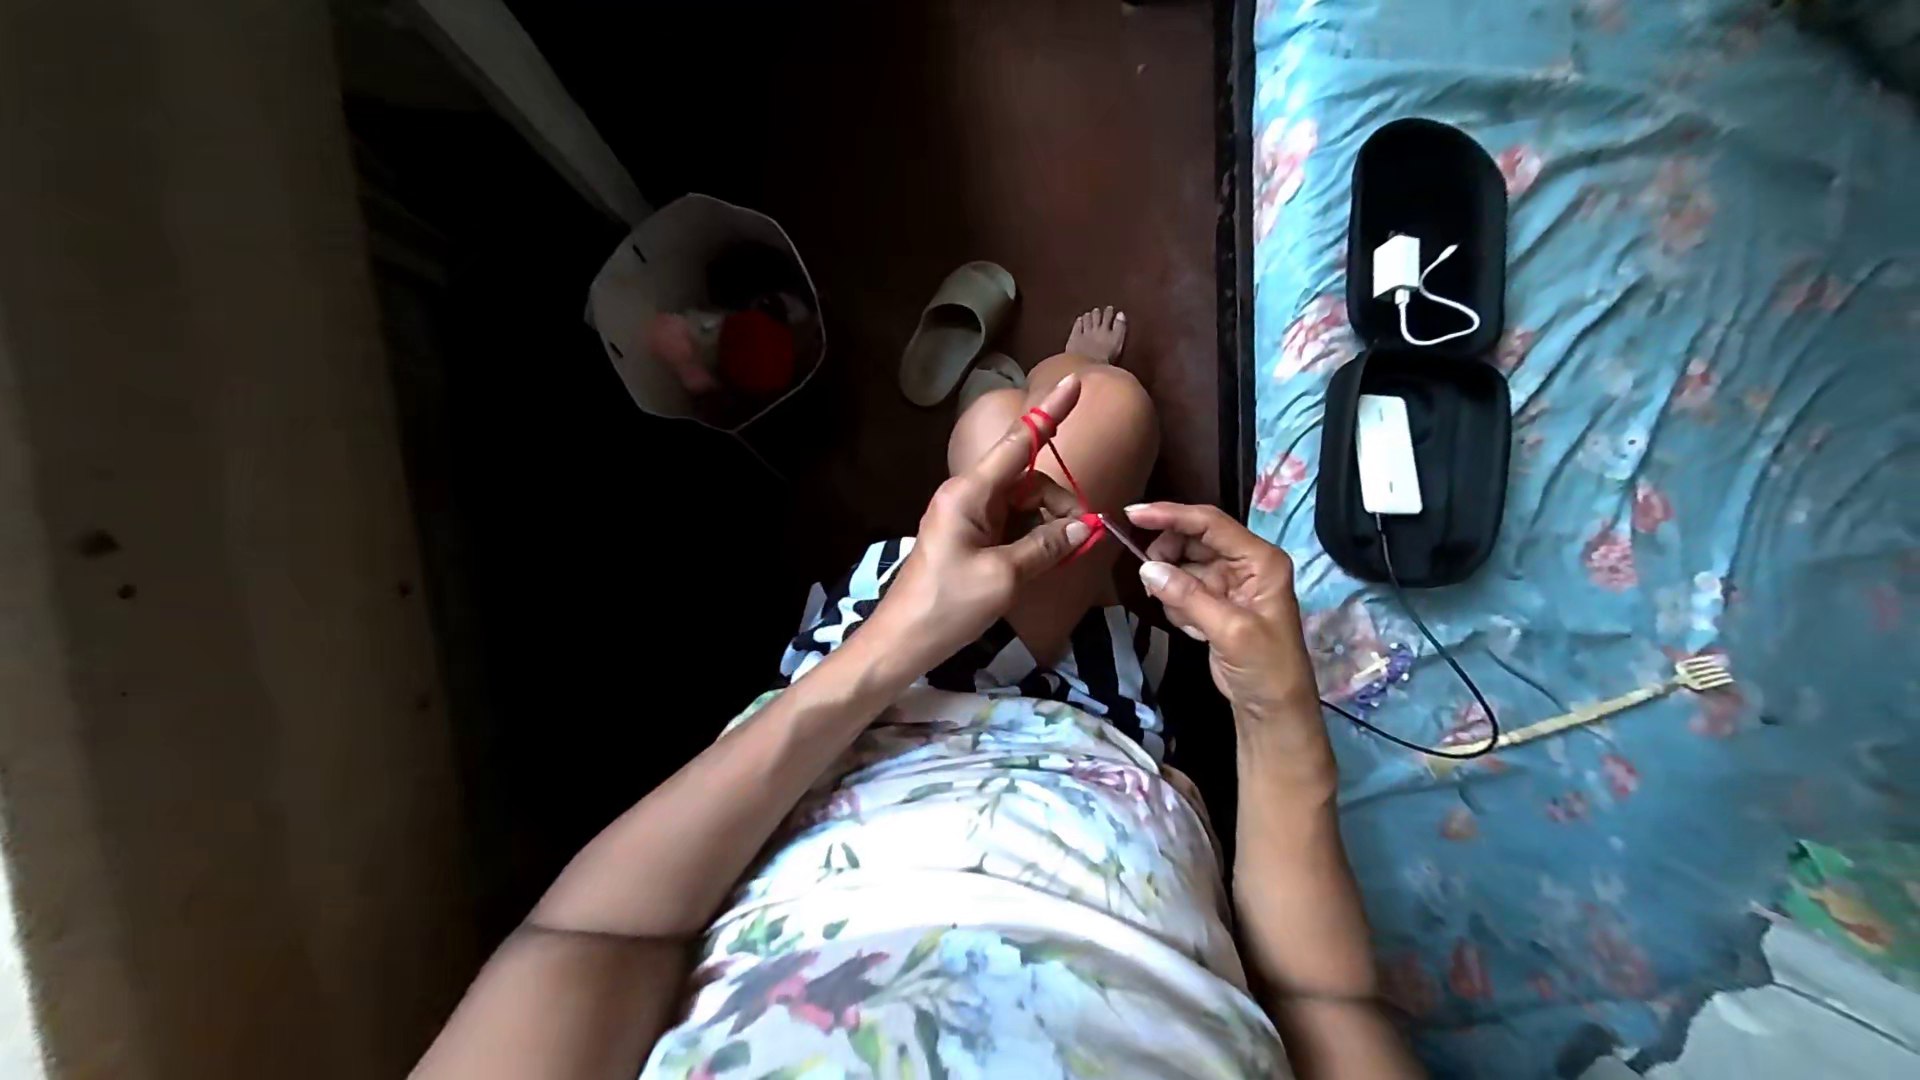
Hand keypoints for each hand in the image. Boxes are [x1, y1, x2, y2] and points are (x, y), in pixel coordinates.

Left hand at [867, 375, 1092, 674]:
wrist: (904, 640)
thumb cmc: (948, 605)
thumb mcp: (1004, 577)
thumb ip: (1046, 546)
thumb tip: (1086, 527)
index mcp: (969, 493)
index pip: (1018, 443)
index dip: (1050, 414)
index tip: (1076, 384)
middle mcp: (968, 496)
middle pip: (1029, 481)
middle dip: (1059, 503)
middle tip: (1082, 538)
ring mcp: (968, 516)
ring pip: (1023, 504)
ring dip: (1048, 523)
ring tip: (1063, 555)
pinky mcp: (970, 537)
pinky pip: (1011, 524)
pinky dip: (1033, 536)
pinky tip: (1046, 558)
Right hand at [1124, 503, 1320, 726]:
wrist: (1271, 709)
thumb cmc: (1265, 666)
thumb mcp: (1230, 630)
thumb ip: (1188, 596)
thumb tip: (1147, 569)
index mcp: (1260, 560)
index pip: (1210, 523)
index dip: (1171, 515)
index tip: (1133, 514)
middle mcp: (1244, 563)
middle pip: (1191, 539)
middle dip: (1167, 555)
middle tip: (1148, 578)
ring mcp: (1226, 582)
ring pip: (1181, 563)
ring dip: (1171, 587)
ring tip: (1185, 617)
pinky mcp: (1212, 601)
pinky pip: (1179, 587)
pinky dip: (1176, 604)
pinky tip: (1192, 629)